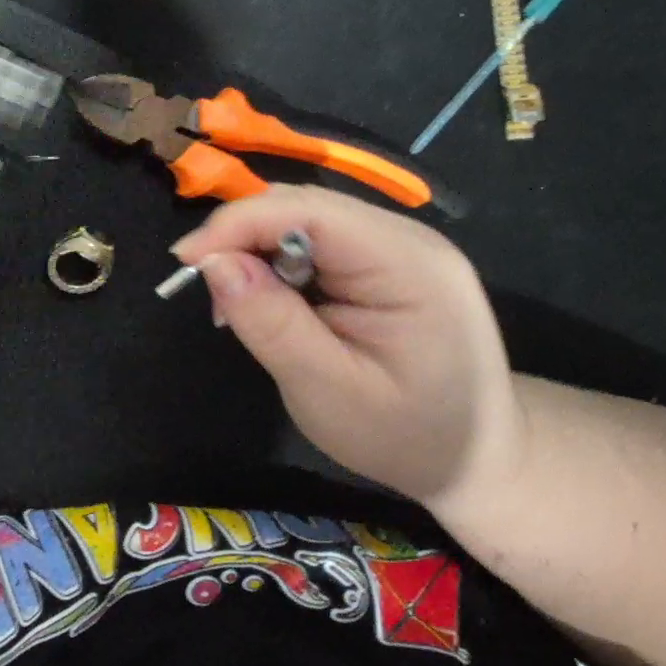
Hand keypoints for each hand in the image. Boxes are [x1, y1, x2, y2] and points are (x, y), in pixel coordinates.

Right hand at [172, 185, 522, 507]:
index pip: (308, 211)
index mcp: (408, 265)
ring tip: (236, 304)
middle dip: (241, 236)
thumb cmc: (407, 437)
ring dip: (254, 250)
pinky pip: (312, 239)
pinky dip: (274, 262)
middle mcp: (406, 238)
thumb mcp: (329, 391)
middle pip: (301, 206)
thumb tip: (212, 263)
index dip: (238, 223)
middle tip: (207, 291)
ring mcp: (396, 245)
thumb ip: (271, 323)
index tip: (185, 261)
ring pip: (300, 218)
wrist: (481, 460)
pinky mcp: (382, 259)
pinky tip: (270, 301)